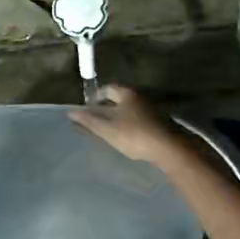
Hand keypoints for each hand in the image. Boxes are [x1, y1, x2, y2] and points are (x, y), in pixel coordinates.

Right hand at [68, 85, 194, 168]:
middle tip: (96, 121)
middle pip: (119, 99)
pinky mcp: (159, 122)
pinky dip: (130, 124)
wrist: (168, 148)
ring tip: (109, 130)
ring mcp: (152, 109)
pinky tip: (127, 137)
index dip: (95, 97)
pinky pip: (139, 119)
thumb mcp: (107, 129)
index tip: (87, 109)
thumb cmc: (134, 136)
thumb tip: (71, 112)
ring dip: (119, 117)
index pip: (107, 89)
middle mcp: (140, 97)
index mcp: (127, 94)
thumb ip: (89, 121)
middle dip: (106, 108)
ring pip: (130, 110)